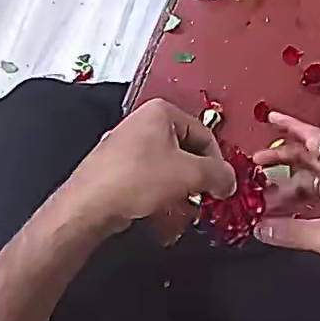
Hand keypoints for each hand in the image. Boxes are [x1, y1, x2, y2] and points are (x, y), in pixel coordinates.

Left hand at [57, 98, 237, 233]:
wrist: (89, 205)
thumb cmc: (139, 179)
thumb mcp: (190, 174)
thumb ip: (218, 175)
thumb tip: (230, 181)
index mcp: (161, 111)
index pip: (205, 135)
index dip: (217, 163)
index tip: (221, 186)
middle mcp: (144, 121)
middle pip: (187, 150)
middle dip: (198, 177)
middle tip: (204, 197)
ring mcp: (129, 143)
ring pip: (170, 166)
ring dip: (182, 188)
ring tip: (183, 207)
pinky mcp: (119, 166)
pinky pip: (151, 176)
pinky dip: (162, 192)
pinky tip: (162, 209)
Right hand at [253, 111, 319, 298]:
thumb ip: (290, 231)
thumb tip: (259, 227)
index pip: (314, 138)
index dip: (292, 126)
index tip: (269, 118)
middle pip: (308, 158)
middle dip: (281, 159)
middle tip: (254, 164)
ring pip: (309, 182)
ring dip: (286, 187)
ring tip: (260, 196)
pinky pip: (315, 201)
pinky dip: (296, 205)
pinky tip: (279, 215)